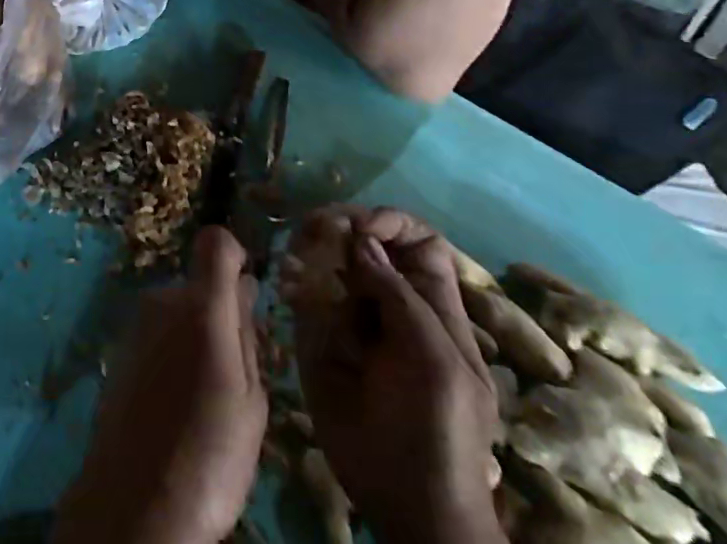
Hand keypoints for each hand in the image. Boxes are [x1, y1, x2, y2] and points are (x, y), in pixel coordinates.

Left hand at [53, 227, 268, 543]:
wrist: (131, 506)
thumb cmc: (209, 457)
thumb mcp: (252, 402)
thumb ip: (247, 336)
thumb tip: (244, 290)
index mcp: (201, 309)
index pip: (215, 242)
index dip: (235, 255)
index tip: (248, 291)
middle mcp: (163, 303)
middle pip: (200, 283)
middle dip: (221, 309)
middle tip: (238, 365)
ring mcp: (136, 326)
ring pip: (180, 308)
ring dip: (197, 331)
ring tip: (209, 391)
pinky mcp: (120, 350)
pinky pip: (159, 332)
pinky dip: (174, 349)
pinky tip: (179, 400)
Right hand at [291, 208, 506, 543]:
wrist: (408, 503)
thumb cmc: (439, 430)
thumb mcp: (437, 362)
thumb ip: (402, 299)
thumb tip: (362, 240)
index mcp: (431, 304)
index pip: (416, 241)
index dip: (391, 223)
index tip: (359, 227)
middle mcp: (388, 304)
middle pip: (365, 247)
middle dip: (340, 229)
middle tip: (312, 229)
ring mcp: (351, 323)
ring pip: (329, 269)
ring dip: (312, 253)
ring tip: (296, 255)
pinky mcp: (320, 344)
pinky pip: (305, 304)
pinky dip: (294, 286)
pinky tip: (288, 286)